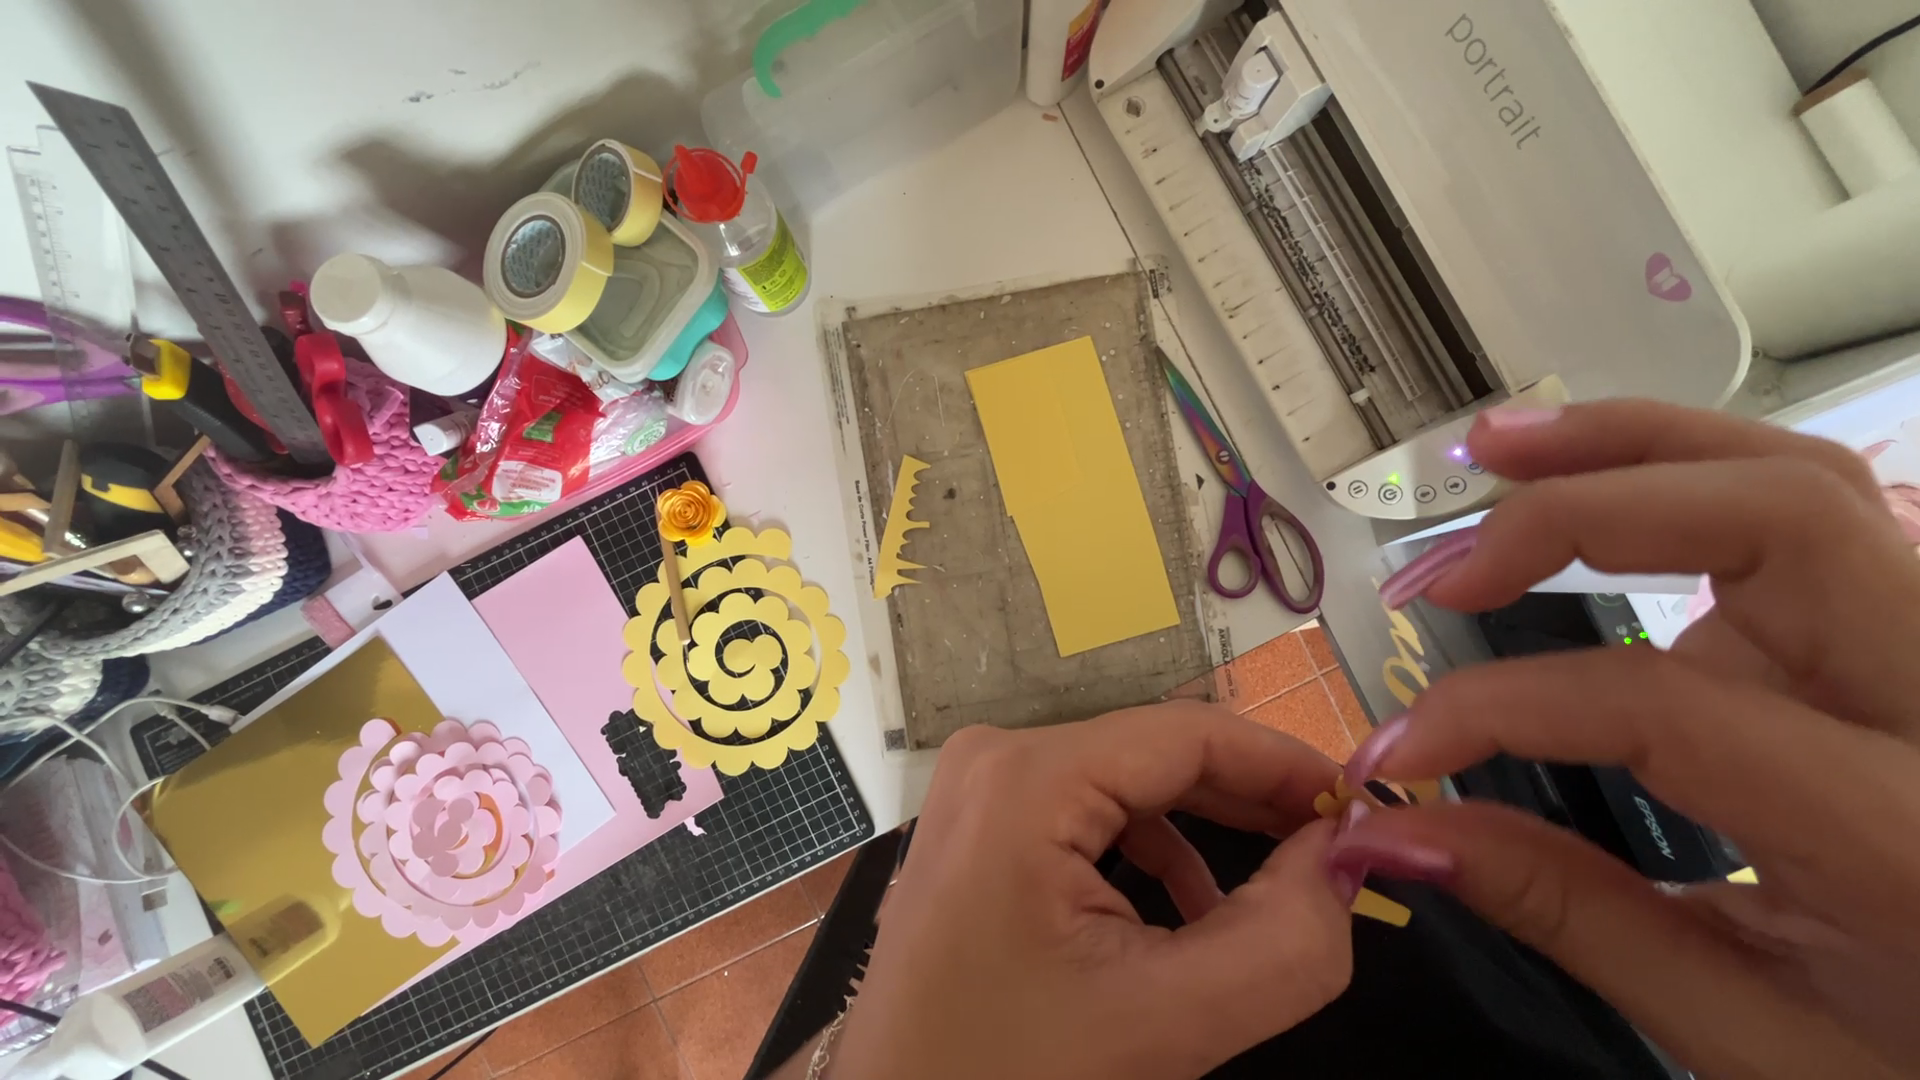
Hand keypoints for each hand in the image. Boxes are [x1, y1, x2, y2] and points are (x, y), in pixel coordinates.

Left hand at [829, 704, 1352, 1079]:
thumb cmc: (1014, 1072)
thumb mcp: (1163, 1020)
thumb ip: (1282, 940)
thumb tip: (1341, 859)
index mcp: (1028, 777)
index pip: (1185, 733)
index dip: (1283, 763)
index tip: (1360, 806)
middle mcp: (996, 755)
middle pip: (1153, 754)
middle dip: (1250, 798)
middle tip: (1336, 845)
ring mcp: (981, 785)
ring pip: (1124, 783)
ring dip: (1205, 828)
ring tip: (1276, 887)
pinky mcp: (982, 820)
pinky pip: (1086, 812)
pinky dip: (1149, 849)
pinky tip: (1192, 908)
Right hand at [1338, 401, 1919, 1079]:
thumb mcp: (1756, 1034)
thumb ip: (1565, 912)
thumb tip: (1388, 829)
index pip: (1662, 707)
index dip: (1496, 710)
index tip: (1396, 750)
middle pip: (1773, 517)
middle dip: (1569, 516)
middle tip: (1440, 569)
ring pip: (1795, 474)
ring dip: (1619, 444)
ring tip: (1491, 447)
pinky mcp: (1890, 631)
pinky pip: (1792, 508)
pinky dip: (1666, 466)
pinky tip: (1577, 471)